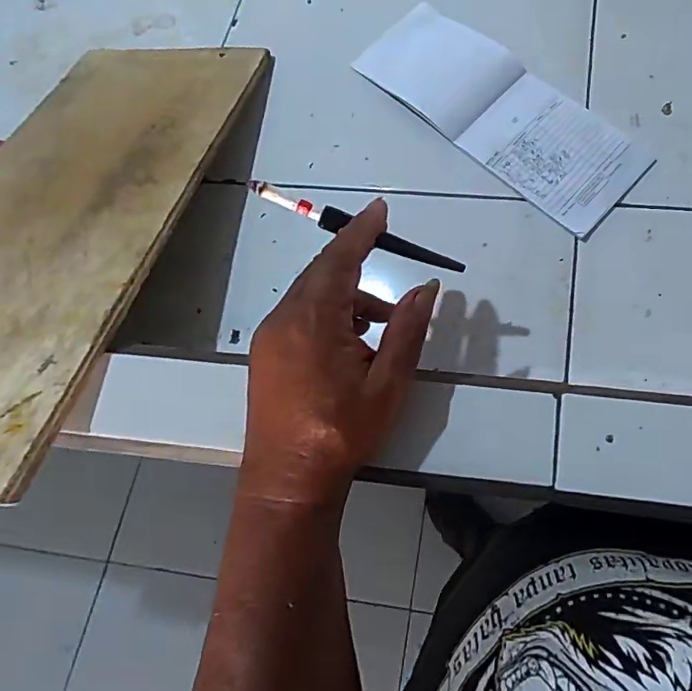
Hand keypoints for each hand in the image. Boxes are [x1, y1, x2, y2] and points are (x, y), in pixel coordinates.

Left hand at [242, 199, 439, 507]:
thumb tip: (426, 287)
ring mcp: (270, 337)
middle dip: (357, 262)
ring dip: (348, 297)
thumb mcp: (387, 383)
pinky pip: (300, 316)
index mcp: (312, 321)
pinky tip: (353, 342)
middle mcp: (284, 320)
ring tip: (384, 325)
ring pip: (311, 296)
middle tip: (385, 247)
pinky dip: (329, 314)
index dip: (361, 231)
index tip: (380, 208)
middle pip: (322, 273)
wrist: (287, 482)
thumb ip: (408, 330)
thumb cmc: (341, 433)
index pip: (339, 260)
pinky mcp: (265, 354)